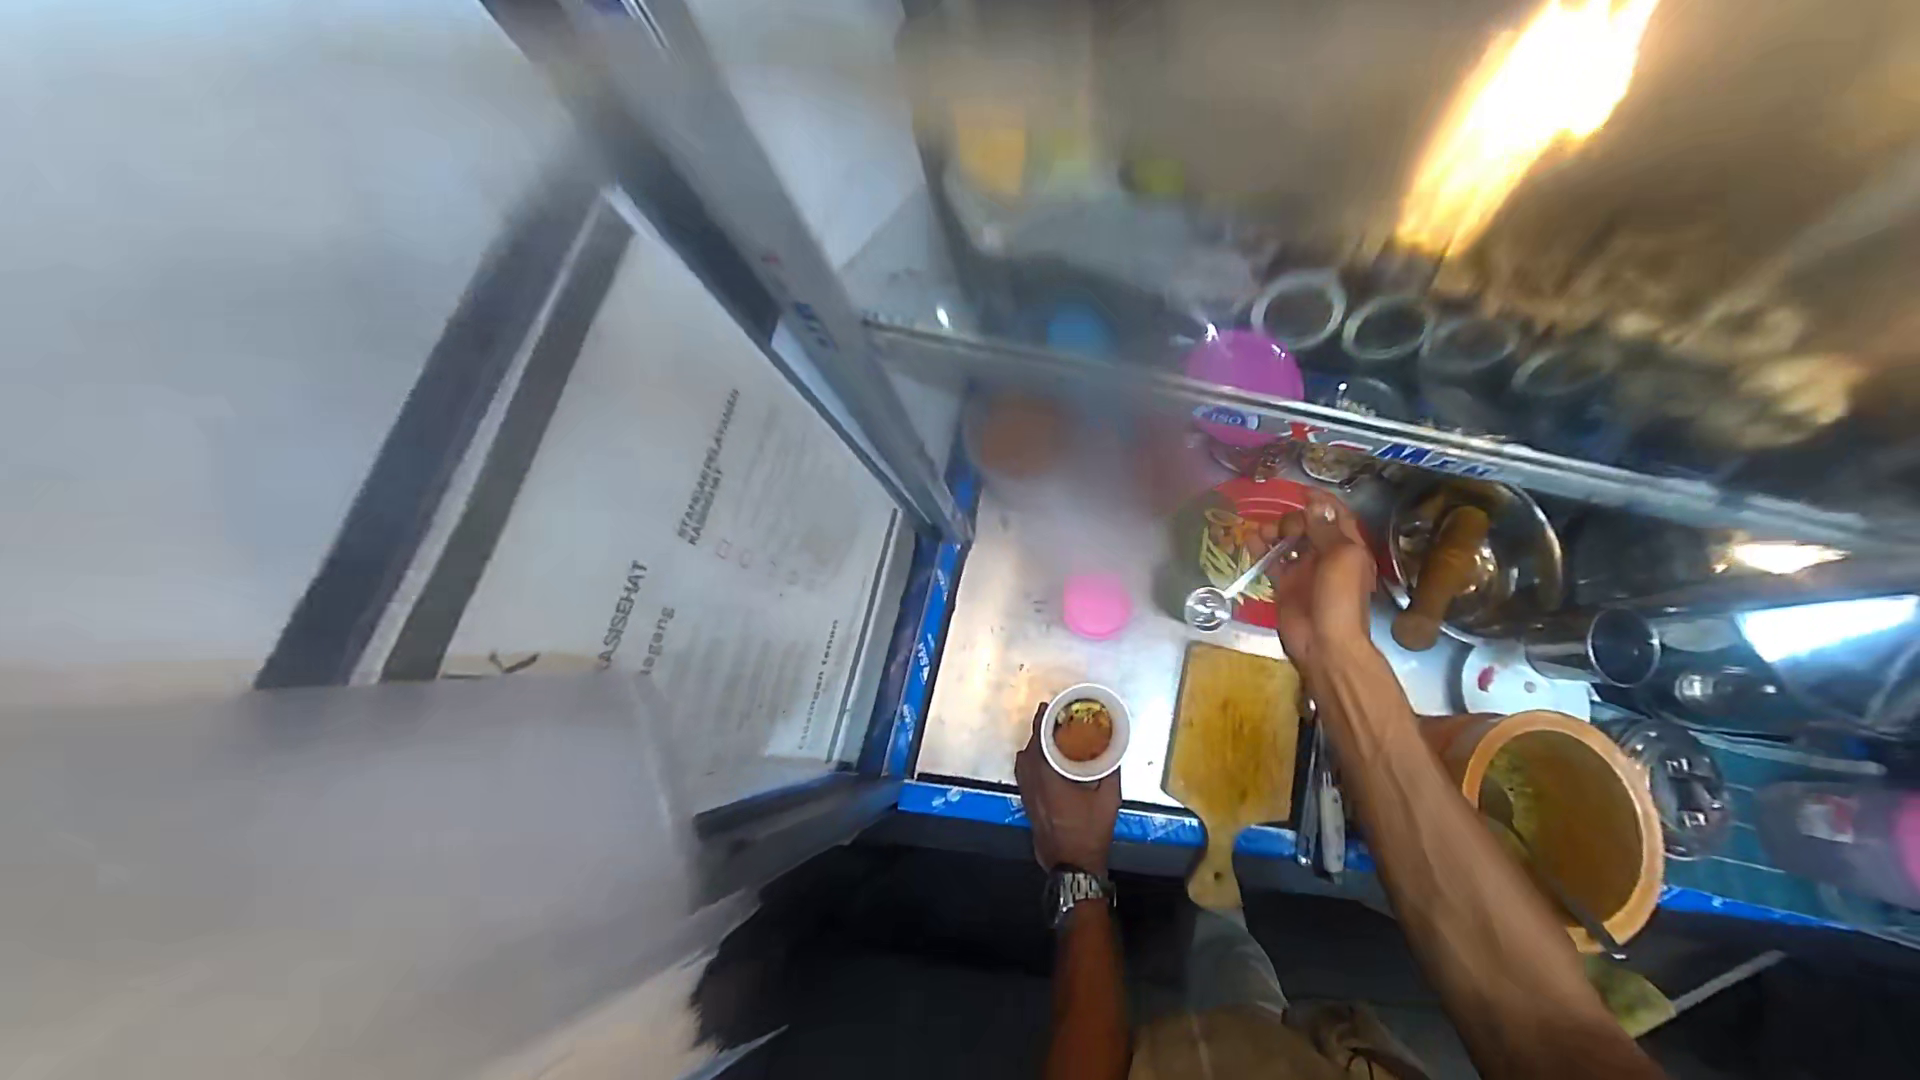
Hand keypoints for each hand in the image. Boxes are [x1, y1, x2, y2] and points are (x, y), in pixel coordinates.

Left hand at [1015, 703, 1120, 877]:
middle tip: (1050, 721)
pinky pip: (1023, 775)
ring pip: (1023, 763)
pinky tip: (1043, 763)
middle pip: (1029, 750)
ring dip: (1032, 748)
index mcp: (1049, 779)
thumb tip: (1114, 752)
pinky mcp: (1027, 805)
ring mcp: (1027, 795)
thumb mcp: (1108, 801)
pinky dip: (1029, 763)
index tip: (1046, 708)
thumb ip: (1111, 773)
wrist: (1073, 865)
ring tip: (1046, 739)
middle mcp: (1032, 784)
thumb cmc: (1090, 832)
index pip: (1039, 742)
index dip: (1041, 723)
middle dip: (1037, 733)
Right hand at [1271, 491, 1376, 676]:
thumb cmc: (1340, 598)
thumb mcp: (1340, 556)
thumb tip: (1315, 503)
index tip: (1300, 491)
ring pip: (1287, 542)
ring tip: (1260, 533)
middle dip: (1292, 520)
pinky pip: (1271, 561)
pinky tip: (1250, 542)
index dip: (1321, 502)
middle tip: (1283, 529)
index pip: (1336, 515)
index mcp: (1348, 547)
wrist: (1324, 640)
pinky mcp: (1285, 583)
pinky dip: (1260, 550)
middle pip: (1307, 526)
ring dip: (1273, 533)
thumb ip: (1326, 529)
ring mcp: (1304, 570)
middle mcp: (1326, 555)